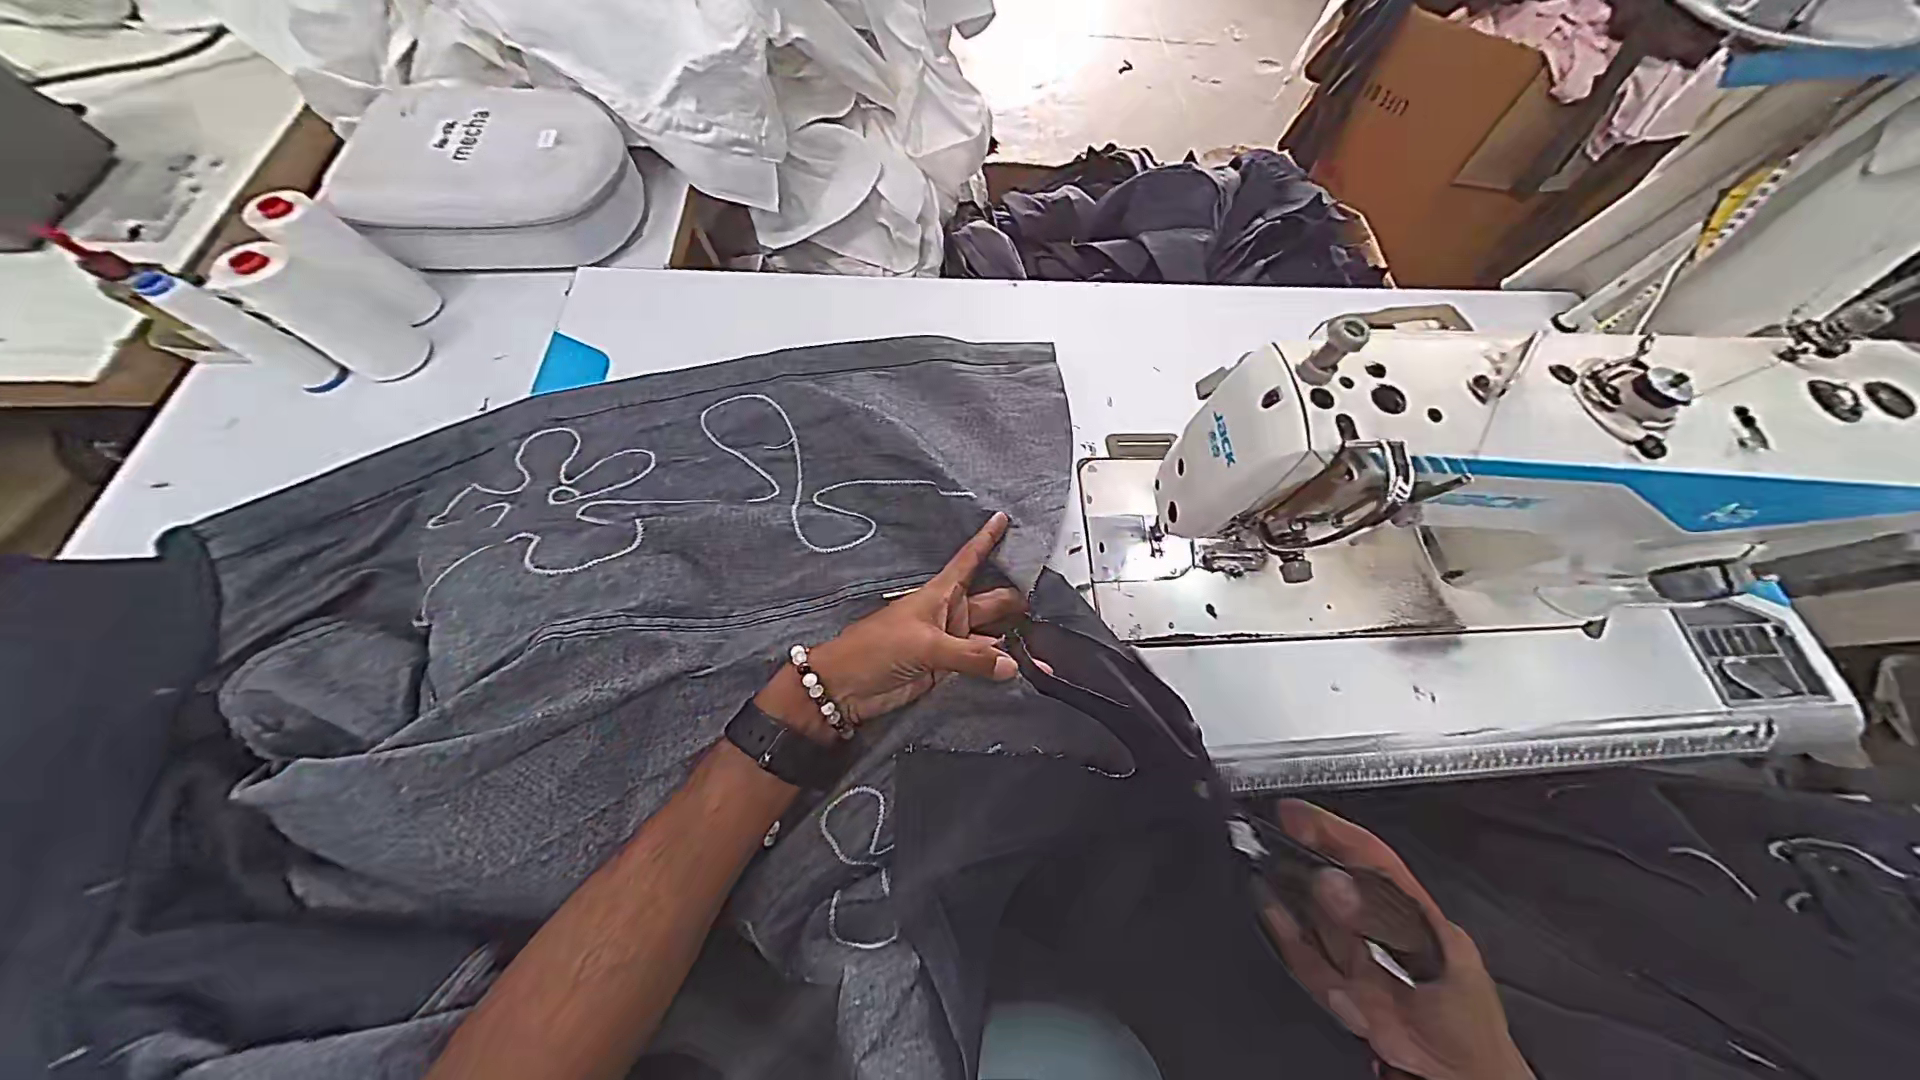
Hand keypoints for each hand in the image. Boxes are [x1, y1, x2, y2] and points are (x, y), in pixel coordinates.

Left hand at [756, 512, 1025, 741]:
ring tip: (1048, 644)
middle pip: (993, 601)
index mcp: (940, 593)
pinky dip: (1002, 666)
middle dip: (1018, 602)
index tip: (1004, 518)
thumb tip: (1011, 665)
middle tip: (1052, 606)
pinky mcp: (949, 668)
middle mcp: (950, 613)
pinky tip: (1024, 668)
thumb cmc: (875, 649)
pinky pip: (983, 663)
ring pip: (992, 635)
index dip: (986, 539)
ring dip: (1015, 640)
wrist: (846, 687)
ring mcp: (952, 641)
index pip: (969, 559)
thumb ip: (969, 656)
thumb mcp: (923, 645)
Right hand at [1259, 799, 1533, 1079]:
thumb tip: (1332, 884)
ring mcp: (1360, 960)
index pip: (1370, 859)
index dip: (1331, 829)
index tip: (1294, 812)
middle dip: (1305, 852)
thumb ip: (1380, 922)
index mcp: (1416, 916)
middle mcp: (1383, 933)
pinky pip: (1304, 954)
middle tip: (1277, 831)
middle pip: (1336, 882)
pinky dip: (1283, 931)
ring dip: (1288, 886)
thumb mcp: (1431, 962)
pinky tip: (1268, 907)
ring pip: (1314, 913)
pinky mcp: (1340, 988)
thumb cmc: (1470, 1031)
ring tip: (1263, 860)